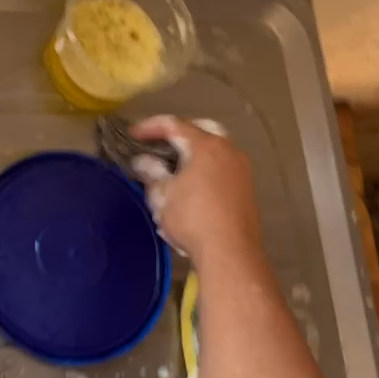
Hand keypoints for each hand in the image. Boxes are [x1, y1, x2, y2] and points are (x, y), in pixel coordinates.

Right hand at [130, 115, 263, 268]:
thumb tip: (142, 161)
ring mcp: (241, 169)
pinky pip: (222, 167)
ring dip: (194, 151)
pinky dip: (205, 166)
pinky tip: (191, 184)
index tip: (132, 134)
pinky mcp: (245, 188)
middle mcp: (228, 151)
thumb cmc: (192, 219)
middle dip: (180, 132)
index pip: (175, 125)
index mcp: (206, 146)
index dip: (150, 127)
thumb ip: (152, 173)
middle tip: (160, 142)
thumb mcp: (162, 195)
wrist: (230, 252)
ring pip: (215, 149)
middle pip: (202, 129)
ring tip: (173, 165)